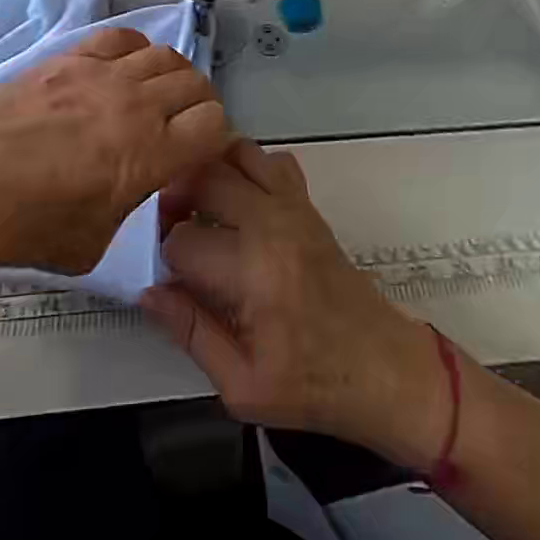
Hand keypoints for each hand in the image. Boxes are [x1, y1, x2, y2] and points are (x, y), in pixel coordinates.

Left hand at [0, 27, 231, 292]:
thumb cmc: (19, 225)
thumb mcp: (89, 244)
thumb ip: (125, 208)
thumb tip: (129, 186)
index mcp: (147, 154)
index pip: (215, 126)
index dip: (213, 141)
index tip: (196, 156)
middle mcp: (132, 104)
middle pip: (194, 84)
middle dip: (198, 108)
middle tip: (179, 129)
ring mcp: (97, 74)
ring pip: (162, 54)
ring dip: (170, 77)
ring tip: (153, 98)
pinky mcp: (64, 57)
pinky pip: (117, 37)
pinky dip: (133, 49)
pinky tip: (120, 71)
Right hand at [140, 140, 447, 467]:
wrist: (391, 372)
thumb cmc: (316, 384)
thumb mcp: (243, 385)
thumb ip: (190, 332)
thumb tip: (148, 292)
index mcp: (254, 273)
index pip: (180, 240)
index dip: (162, 257)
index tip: (168, 277)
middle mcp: (272, 226)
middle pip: (201, 178)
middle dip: (172, 199)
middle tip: (168, 229)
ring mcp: (293, 208)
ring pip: (234, 154)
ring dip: (204, 171)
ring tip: (195, 202)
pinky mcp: (306, 206)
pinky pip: (268, 160)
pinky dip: (242, 165)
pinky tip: (234, 195)